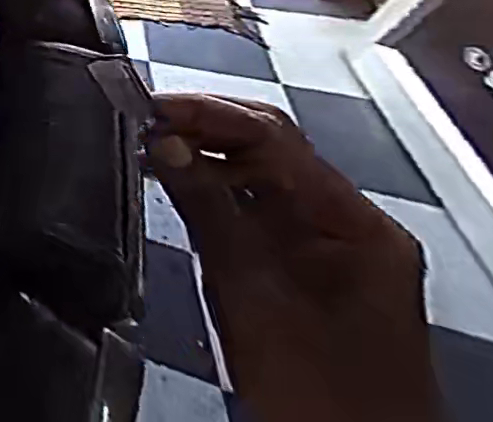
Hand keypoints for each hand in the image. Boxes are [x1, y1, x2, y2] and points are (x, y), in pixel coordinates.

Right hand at [148, 94, 443, 421]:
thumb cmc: (316, 387)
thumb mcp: (250, 290)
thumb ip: (207, 209)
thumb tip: (160, 141)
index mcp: (355, 225)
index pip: (274, 138)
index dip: (205, 113)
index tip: (145, 105)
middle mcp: (347, 222)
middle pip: (268, 144)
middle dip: (200, 124)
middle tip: (137, 114)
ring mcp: (325, 239)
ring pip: (255, 167)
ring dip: (199, 149)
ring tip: (142, 139)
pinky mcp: (298, 256)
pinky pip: (248, 198)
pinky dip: (205, 180)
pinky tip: (169, 175)